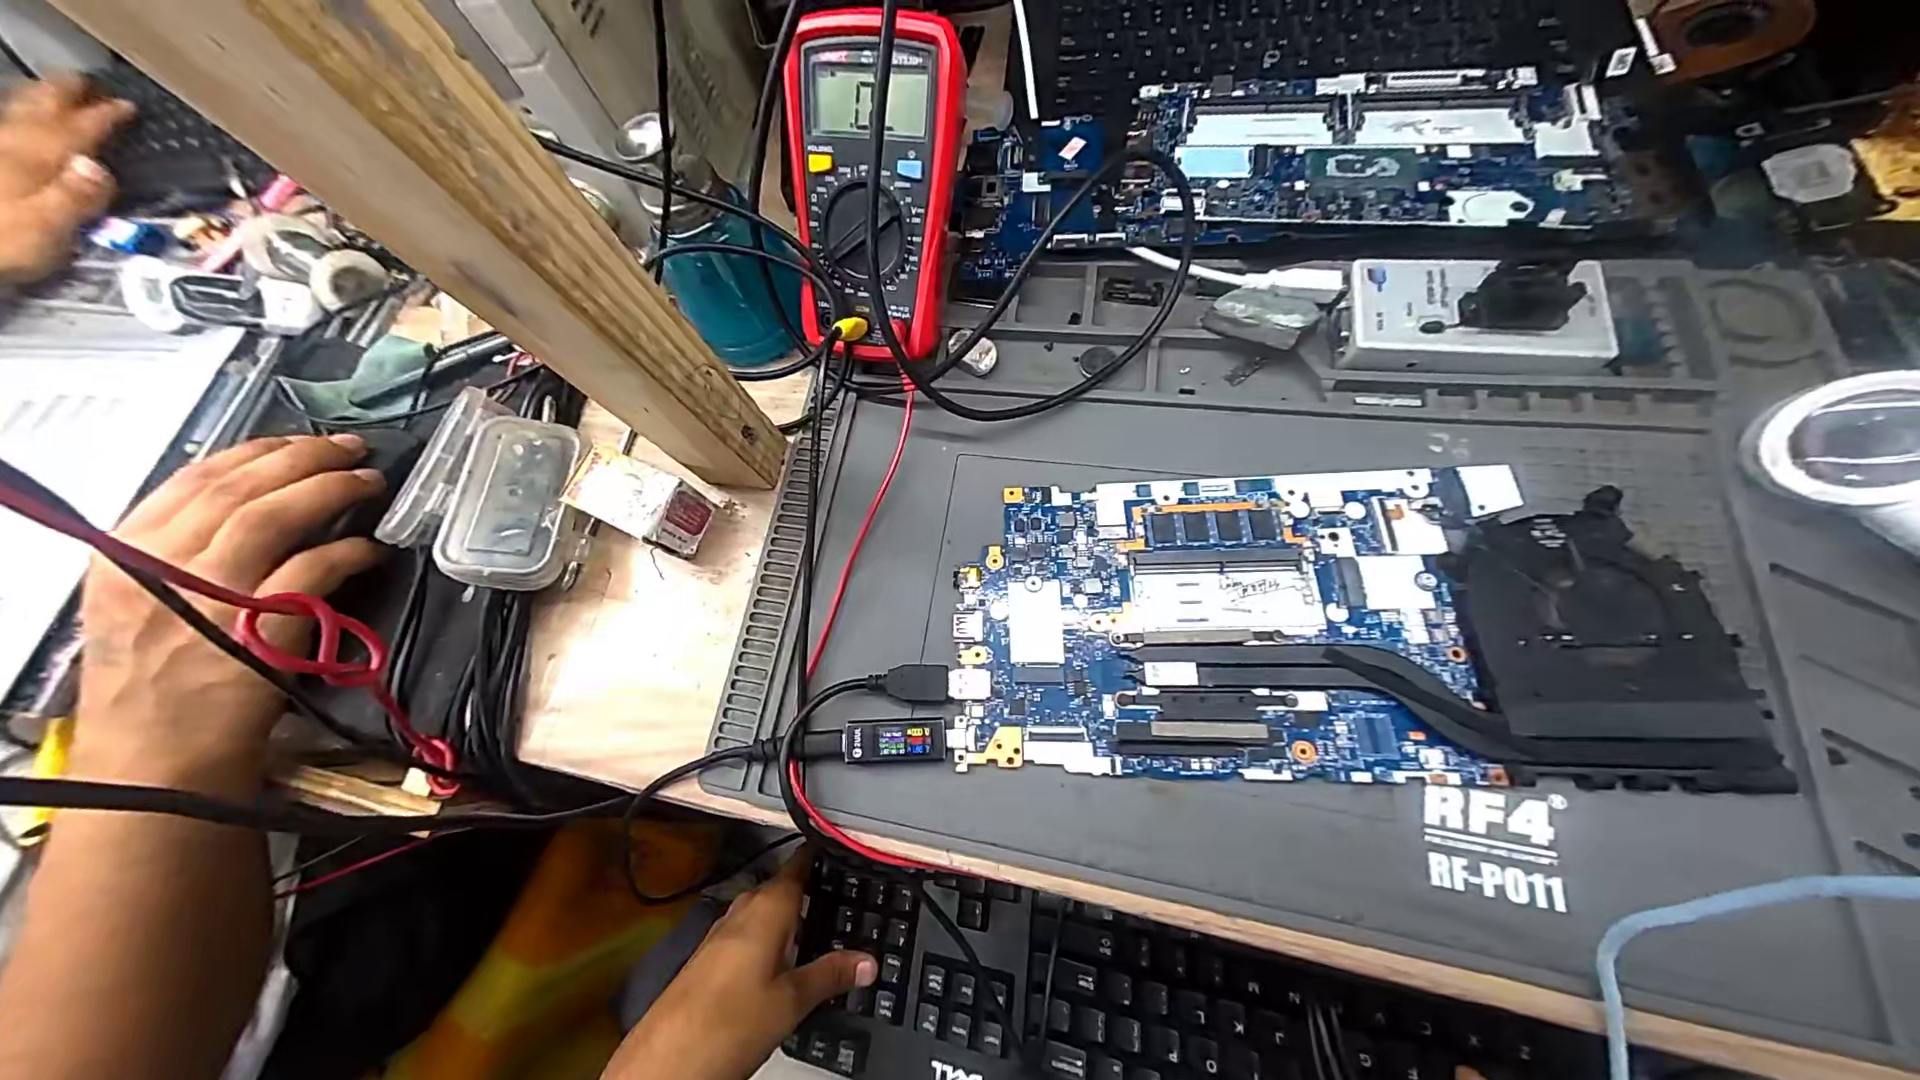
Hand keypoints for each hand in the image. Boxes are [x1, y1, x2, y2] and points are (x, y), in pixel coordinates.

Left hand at [0, 74, 133, 283]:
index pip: (73, 133)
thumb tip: (100, 166)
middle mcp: (4, 152)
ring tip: (51, 93)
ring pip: (12, 120)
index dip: (100, 117)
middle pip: (34, 116)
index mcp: (29, 163)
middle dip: (59, 97)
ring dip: (35, 104)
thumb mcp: (46, 227)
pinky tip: (20, 130)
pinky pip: (4, 137)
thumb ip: (75, 196)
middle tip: (81, 81)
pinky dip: (17, 126)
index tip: (125, 104)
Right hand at [71, 435, 387, 796]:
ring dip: (330, 491)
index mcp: (123, 555)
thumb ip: (189, 549)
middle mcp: (154, 567)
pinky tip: (374, 548)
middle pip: (238, 490)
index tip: (304, 441)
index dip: (259, 452)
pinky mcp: (253, 630)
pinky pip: (310, 572)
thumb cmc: (163, 674)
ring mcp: (204, 598)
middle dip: (304, 459)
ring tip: (371, 481)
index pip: (193, 481)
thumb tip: (261, 499)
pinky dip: (348, 553)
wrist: (158, 754)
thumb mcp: (148, 599)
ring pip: (271, 519)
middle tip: (354, 449)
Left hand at [605, 852, 876, 1079]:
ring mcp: (723, 931)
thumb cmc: (729, 1023)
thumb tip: (870, 960)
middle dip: (812, 893)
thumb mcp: (792, 1001)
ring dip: (791, 919)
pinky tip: (781, 966)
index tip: (848, 855)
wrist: (662, 1064)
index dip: (825, 857)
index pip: (801, 863)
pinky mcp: (710, 956)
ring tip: (821, 935)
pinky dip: (770, 940)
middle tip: (846, 902)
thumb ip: (832, 974)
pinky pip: (750, 933)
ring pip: (767, 911)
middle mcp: (744, 908)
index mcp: (769, 905)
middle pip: (785, 887)